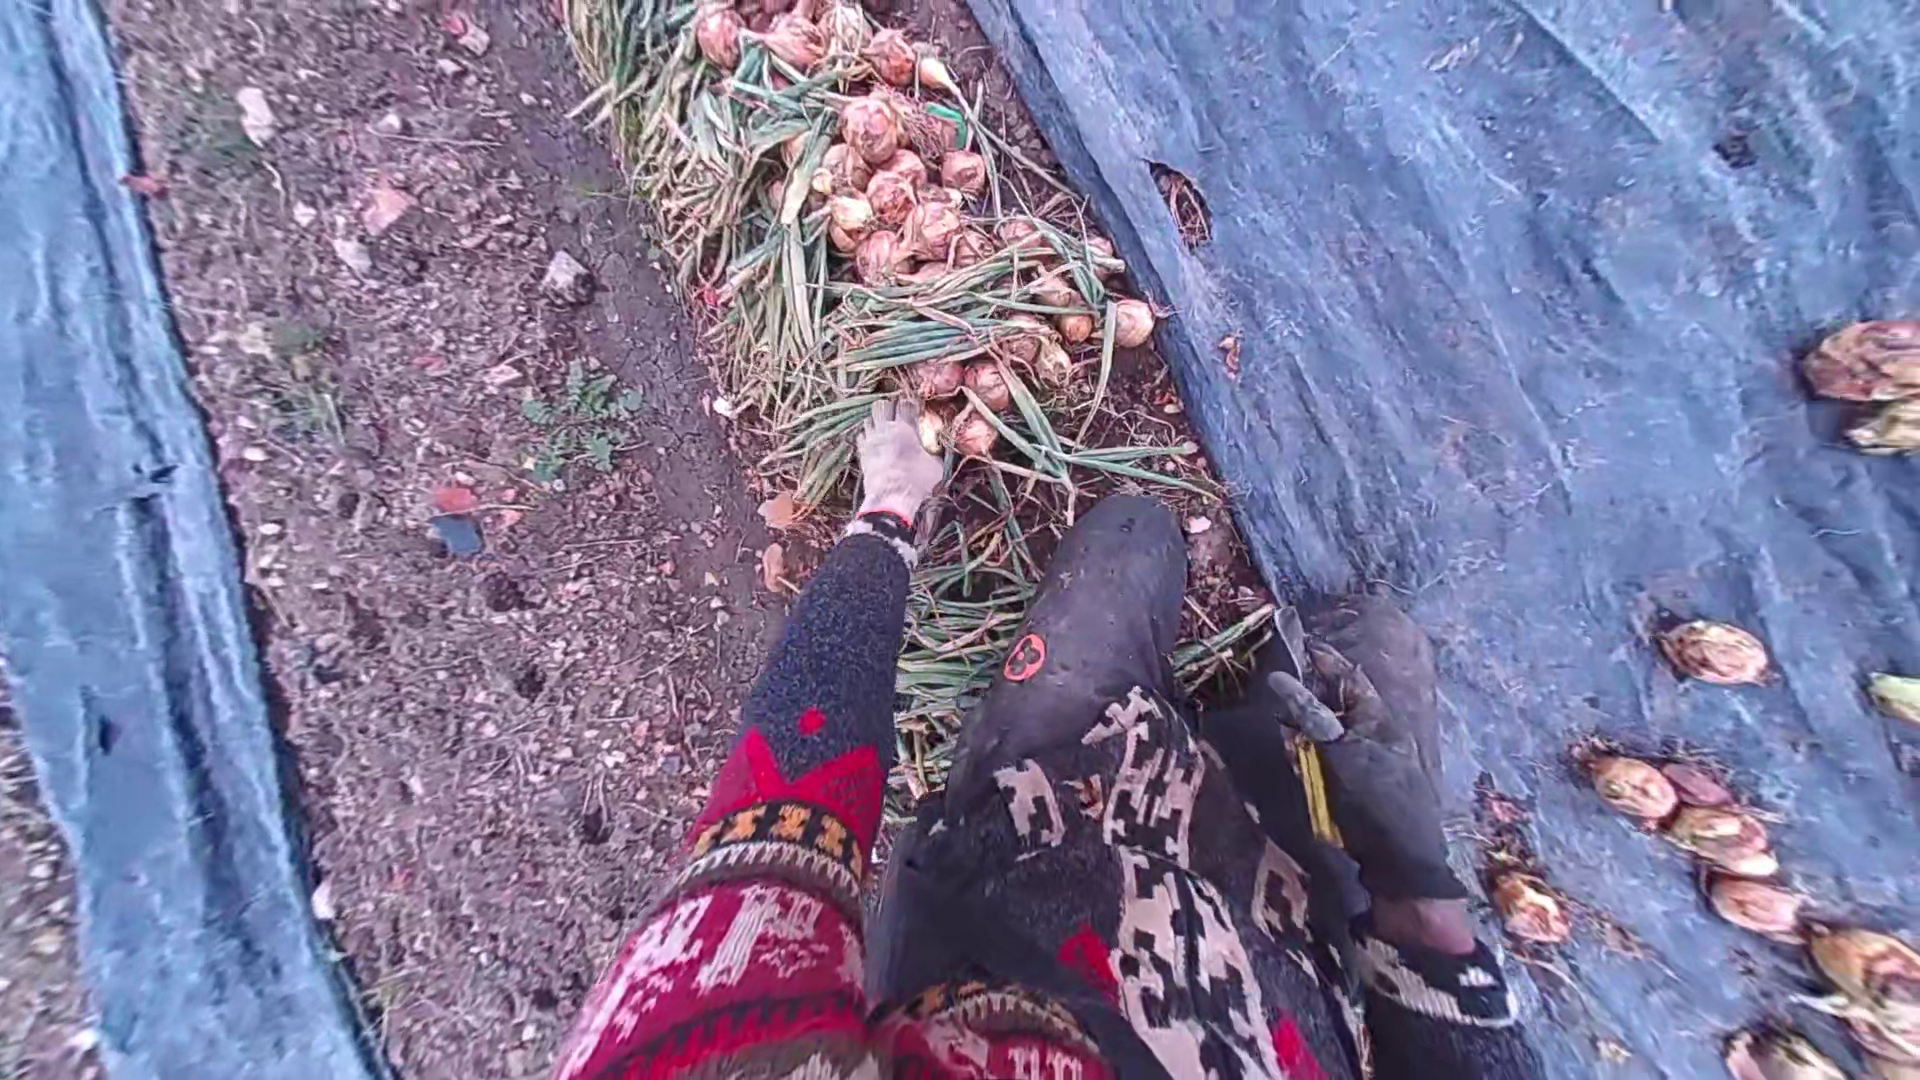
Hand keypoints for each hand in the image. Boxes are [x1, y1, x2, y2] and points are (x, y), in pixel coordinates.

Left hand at [856, 398, 943, 523]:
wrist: (890, 498)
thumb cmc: (916, 481)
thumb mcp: (935, 467)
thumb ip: (935, 453)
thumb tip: (938, 451)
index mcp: (905, 428)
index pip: (905, 404)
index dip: (910, 404)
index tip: (914, 409)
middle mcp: (885, 429)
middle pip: (882, 405)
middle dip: (890, 407)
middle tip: (897, 415)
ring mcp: (870, 440)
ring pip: (869, 418)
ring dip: (877, 420)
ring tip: (885, 428)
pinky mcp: (862, 452)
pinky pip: (862, 435)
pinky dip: (868, 435)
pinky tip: (875, 442)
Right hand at [1268, 640, 1465, 903]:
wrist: (1400, 862)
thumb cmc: (1374, 800)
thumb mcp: (1338, 752)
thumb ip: (1308, 713)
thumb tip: (1277, 678)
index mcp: (1378, 718)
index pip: (1348, 675)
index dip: (1323, 657)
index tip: (1298, 641)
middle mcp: (1376, 731)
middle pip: (1334, 700)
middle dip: (1308, 692)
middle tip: (1279, 683)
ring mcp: (1368, 755)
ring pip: (1327, 726)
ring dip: (1304, 723)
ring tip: (1284, 721)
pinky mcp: (1357, 778)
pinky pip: (1326, 752)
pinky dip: (1309, 748)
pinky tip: (1297, 753)